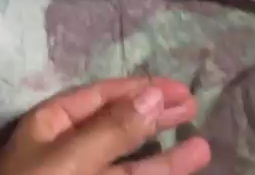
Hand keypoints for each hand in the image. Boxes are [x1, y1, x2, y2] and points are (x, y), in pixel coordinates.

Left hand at [0, 78, 211, 174]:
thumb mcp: (68, 161)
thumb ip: (111, 131)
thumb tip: (154, 95)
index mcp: (51, 126)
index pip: (100, 96)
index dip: (138, 88)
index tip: (176, 87)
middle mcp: (68, 151)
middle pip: (119, 127)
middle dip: (155, 117)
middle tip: (194, 106)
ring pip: (131, 167)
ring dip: (165, 158)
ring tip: (203, 147)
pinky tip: (178, 172)